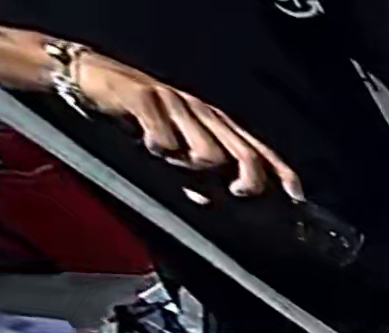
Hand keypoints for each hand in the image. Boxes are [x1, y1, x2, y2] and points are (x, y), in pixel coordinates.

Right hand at [71, 48, 302, 199]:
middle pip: (247, 156)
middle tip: (239, 192)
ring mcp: (178, 103)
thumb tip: (210, 201)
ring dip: (192, 165)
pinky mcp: (145, 97)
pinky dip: (160, 150)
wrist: (90, 75)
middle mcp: (208, 113)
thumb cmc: (145, 117)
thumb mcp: (183, 143)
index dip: (285, 176)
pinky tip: (149, 144)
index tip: (297, 198)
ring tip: (173, 158)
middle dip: (251, 182)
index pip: (265, 153)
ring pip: (209, 153)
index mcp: (223, 125)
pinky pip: (166, 140)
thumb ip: (203, 171)